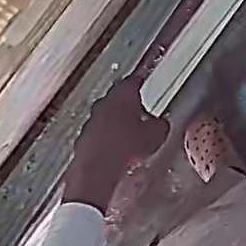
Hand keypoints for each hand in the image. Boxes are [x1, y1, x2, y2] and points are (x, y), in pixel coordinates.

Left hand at [63, 75, 168, 211]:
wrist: (99, 167)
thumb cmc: (126, 145)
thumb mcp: (157, 134)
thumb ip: (161, 124)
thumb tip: (161, 125)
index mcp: (123, 95)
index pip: (133, 80)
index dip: (140, 80)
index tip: (143, 78)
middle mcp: (104, 104)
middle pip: (118, 98)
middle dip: (130, 106)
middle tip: (142, 114)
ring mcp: (91, 121)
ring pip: (108, 117)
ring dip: (118, 124)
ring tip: (132, 138)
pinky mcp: (84, 139)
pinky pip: (100, 135)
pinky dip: (109, 140)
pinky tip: (118, 152)